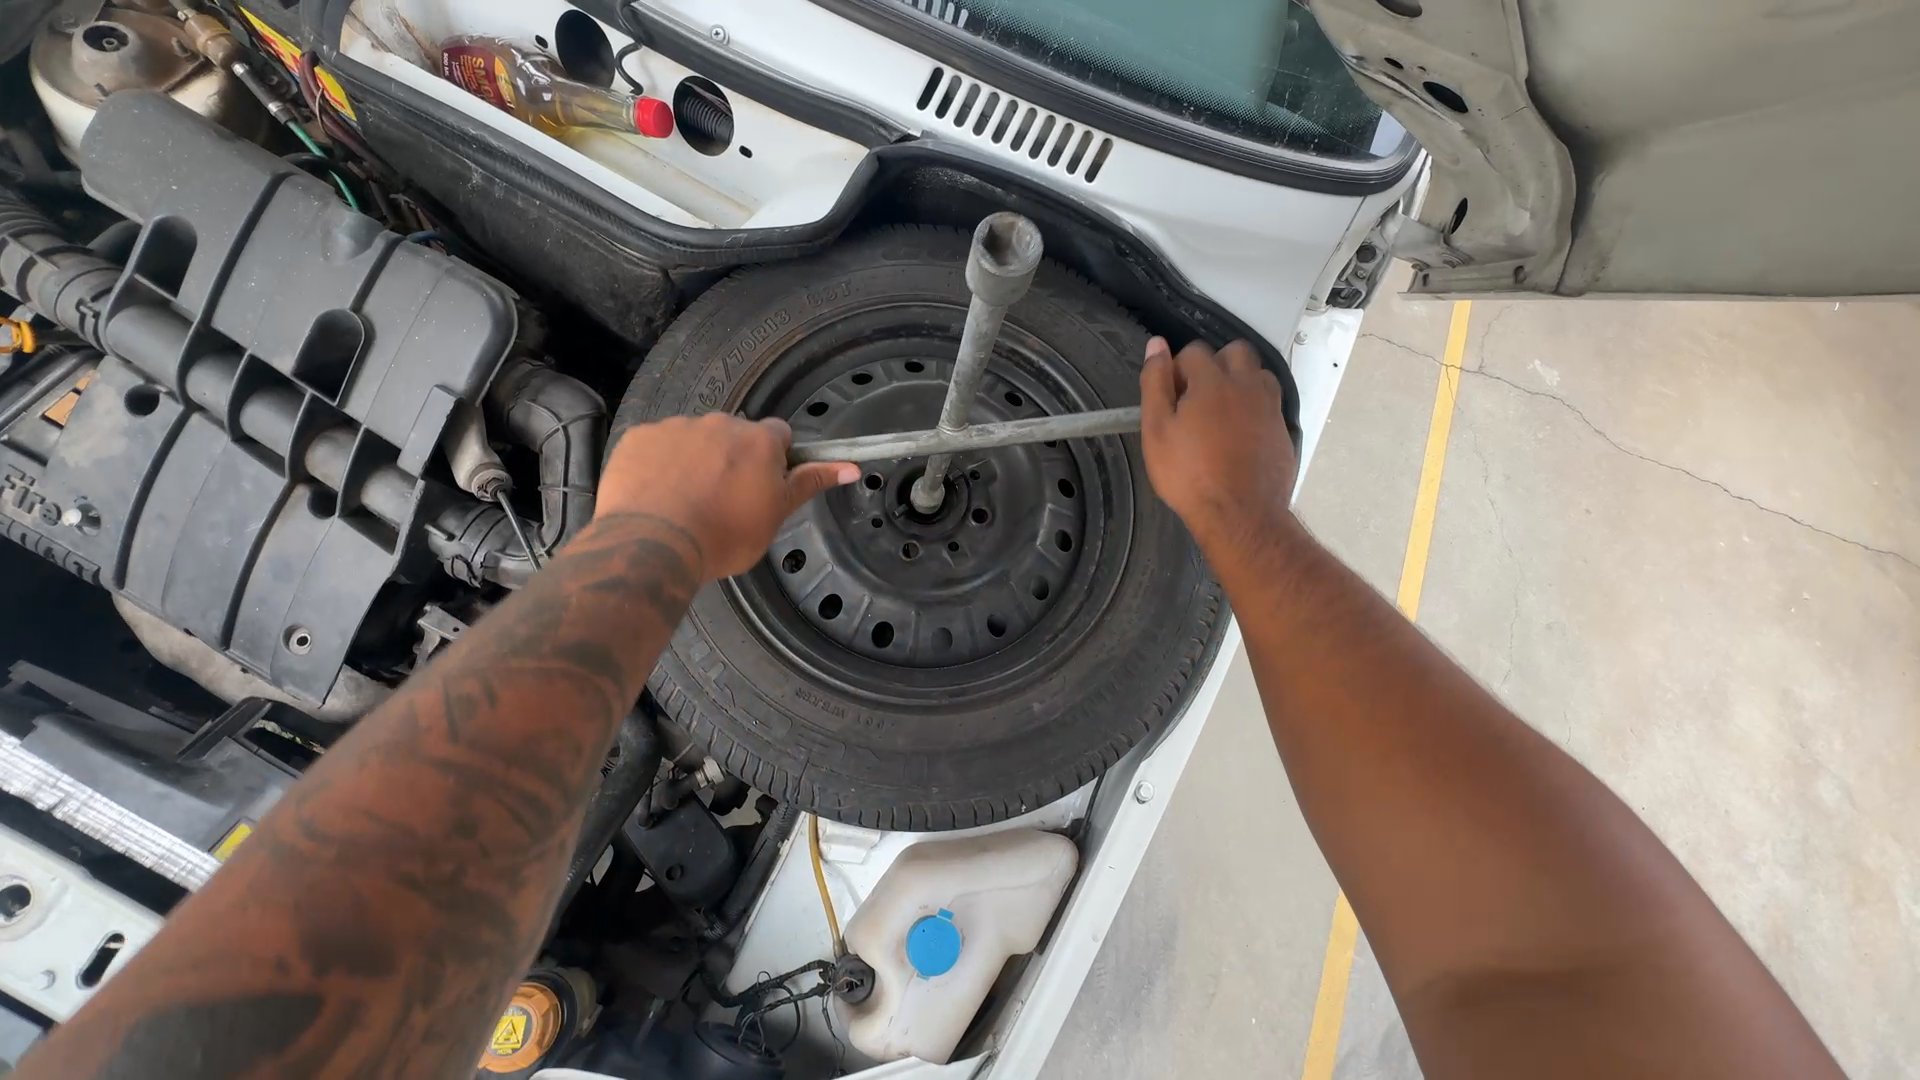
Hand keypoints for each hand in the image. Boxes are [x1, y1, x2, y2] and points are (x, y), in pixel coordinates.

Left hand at [597, 414, 857, 579]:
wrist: (654, 545)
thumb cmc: (724, 535)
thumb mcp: (776, 514)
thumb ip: (809, 483)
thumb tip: (851, 466)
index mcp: (759, 441)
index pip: (779, 434)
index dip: (775, 458)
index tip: (765, 484)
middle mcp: (719, 423)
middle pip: (735, 434)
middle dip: (733, 458)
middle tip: (725, 499)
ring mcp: (675, 426)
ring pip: (694, 438)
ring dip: (696, 460)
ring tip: (686, 501)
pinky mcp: (638, 437)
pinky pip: (656, 445)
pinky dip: (659, 464)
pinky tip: (656, 495)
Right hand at [1140, 337, 1298, 551]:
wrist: (1240, 514)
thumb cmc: (1189, 475)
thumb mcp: (1157, 430)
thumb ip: (1155, 383)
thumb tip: (1156, 345)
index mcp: (1212, 381)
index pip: (1193, 351)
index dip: (1176, 370)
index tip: (1170, 398)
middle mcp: (1247, 385)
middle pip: (1234, 352)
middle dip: (1213, 366)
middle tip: (1195, 400)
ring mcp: (1270, 406)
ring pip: (1257, 374)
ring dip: (1239, 382)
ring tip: (1219, 413)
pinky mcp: (1283, 429)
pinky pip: (1269, 403)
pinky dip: (1253, 408)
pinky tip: (1238, 434)